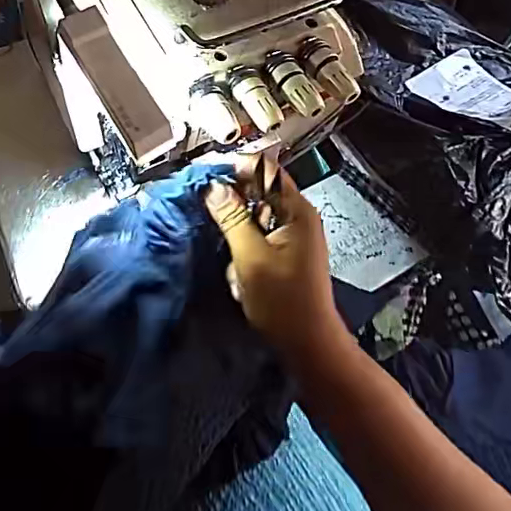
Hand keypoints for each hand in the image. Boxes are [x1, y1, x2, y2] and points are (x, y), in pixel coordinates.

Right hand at [204, 161, 352, 369]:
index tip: (205, 173)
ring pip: (259, 211)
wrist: (309, 344)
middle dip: (232, 193)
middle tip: (202, 200)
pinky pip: (262, 230)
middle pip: (262, 188)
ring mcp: (295, 233)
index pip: (266, 170)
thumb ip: (232, 218)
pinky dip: (245, 236)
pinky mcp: (288, 251)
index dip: (235, 166)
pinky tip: (231, 253)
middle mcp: (299, 215)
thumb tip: (213, 187)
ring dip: (237, 218)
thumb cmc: (282, 301)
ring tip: (215, 229)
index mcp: (297, 210)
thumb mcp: (251, 257)